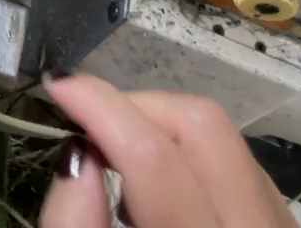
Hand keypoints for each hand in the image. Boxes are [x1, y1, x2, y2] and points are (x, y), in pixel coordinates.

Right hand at [41, 75, 296, 227]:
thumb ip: (74, 227)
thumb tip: (74, 153)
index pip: (157, 158)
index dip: (100, 109)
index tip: (58, 87)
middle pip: (203, 125)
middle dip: (134, 108)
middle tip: (89, 128)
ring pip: (226, 140)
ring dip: (161, 130)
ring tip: (120, 167)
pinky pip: (241, 166)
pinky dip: (190, 156)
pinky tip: (162, 191)